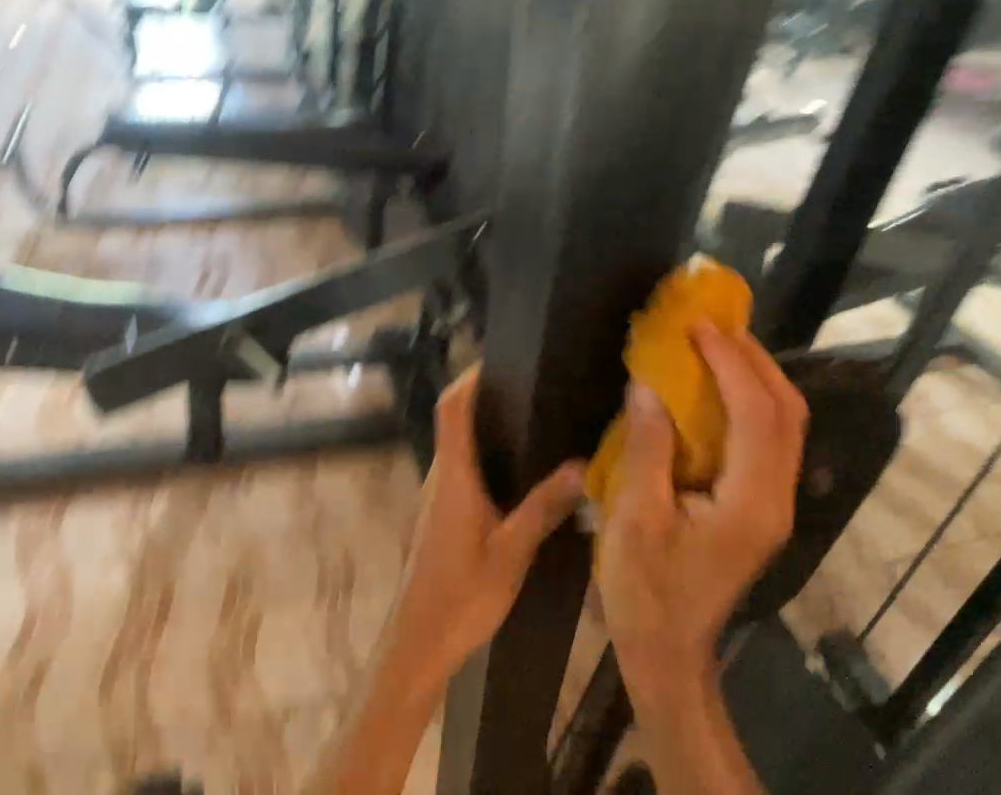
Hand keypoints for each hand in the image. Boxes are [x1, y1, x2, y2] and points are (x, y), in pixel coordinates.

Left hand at [382, 366, 587, 689]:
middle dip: (488, 398)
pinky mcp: (442, 517)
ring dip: (489, 430)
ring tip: (537, 424)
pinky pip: (463, 472)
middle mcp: (440, 477)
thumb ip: (544, 508)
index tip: (500, 359)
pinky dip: (487, 459)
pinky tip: (522, 476)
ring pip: (460, 449)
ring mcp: (438, 498)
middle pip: (456, 422)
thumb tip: (580, 465)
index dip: (470, 377)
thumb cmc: (462, 594)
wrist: (420, 640)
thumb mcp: (512, 552)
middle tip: (536, 390)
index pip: (451, 408)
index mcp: (453, 476)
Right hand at [596, 323, 806, 689]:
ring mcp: (773, 504)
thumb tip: (646, 386)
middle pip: (786, 412)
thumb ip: (646, 450)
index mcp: (751, 502)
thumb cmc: (645, 592)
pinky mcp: (759, 506)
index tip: (696, 327)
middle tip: (711, 324)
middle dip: (753, 359)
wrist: (668, 651)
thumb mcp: (634, 520)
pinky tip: (714, 388)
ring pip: (783, 424)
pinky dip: (747, 402)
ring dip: (754, 377)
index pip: (757, 414)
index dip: (730, 363)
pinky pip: (766, 440)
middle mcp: (776, 498)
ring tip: (715, 343)